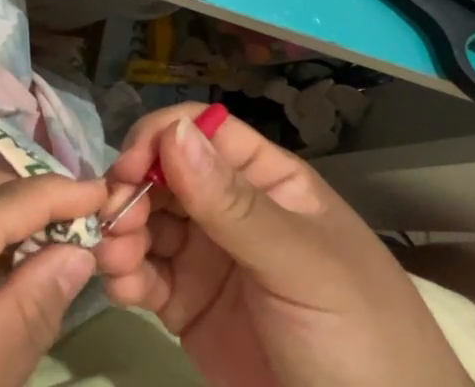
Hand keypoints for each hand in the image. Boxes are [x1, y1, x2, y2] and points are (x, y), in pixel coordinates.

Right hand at [95, 104, 471, 386]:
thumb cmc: (362, 344)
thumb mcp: (305, 269)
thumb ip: (235, 205)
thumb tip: (171, 131)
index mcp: (269, 184)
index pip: (202, 133)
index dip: (159, 139)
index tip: (128, 170)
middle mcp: (230, 212)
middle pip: (160, 174)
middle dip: (129, 190)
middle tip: (112, 222)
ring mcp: (207, 260)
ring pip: (143, 222)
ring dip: (118, 232)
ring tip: (115, 261)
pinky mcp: (186, 307)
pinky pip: (140, 273)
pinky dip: (121, 273)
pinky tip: (121, 287)